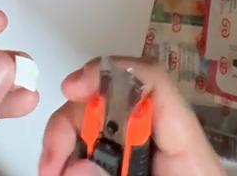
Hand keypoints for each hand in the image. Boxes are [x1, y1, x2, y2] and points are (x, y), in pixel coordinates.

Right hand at [37, 57, 225, 175]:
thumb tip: (74, 168)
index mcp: (187, 147)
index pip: (153, 83)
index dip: (111, 72)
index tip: (71, 88)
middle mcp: (164, 144)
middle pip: (112, 105)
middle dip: (73, 123)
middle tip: (49, 164)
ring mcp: (145, 161)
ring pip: (96, 133)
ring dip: (66, 148)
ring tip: (50, 173)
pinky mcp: (128, 172)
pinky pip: (96, 160)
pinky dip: (74, 165)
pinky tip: (59, 175)